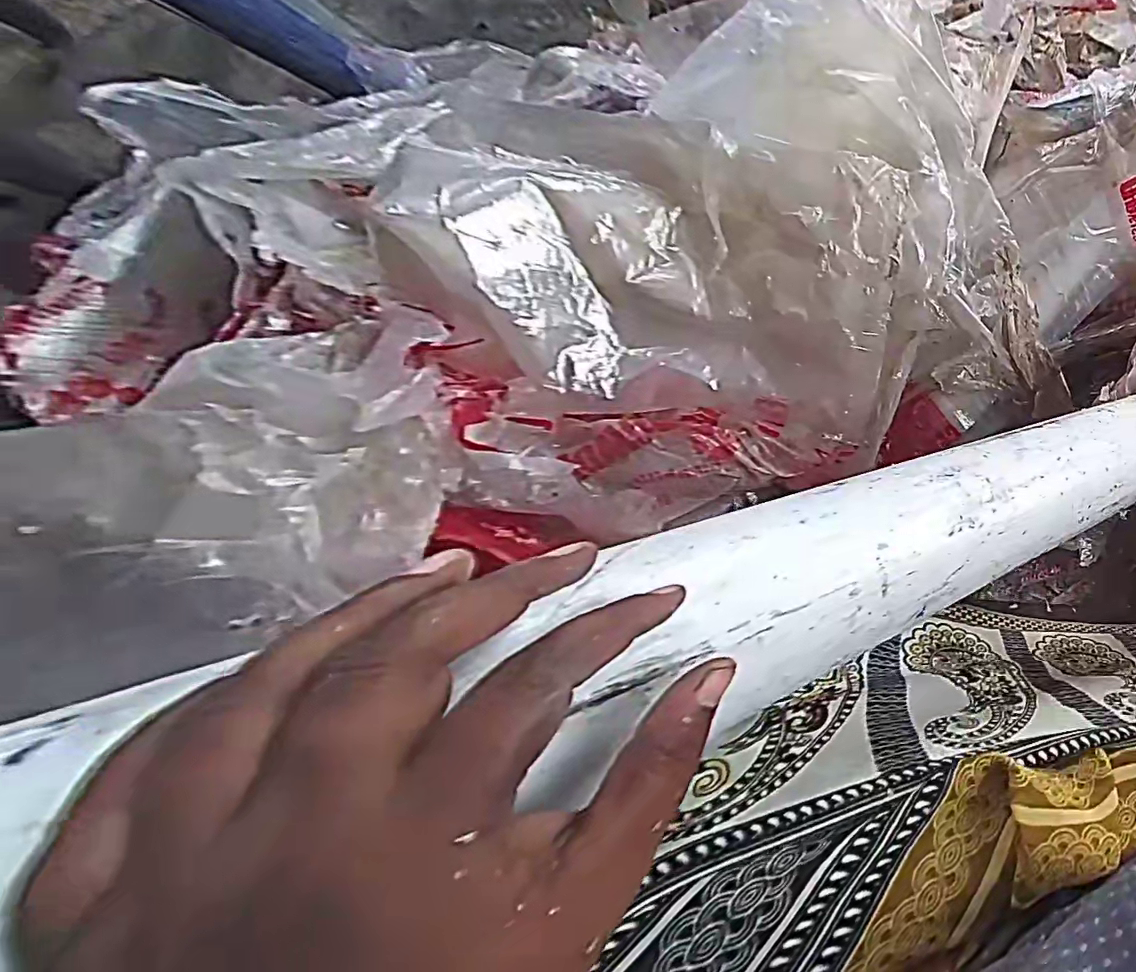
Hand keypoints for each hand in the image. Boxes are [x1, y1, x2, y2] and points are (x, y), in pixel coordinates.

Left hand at [18, 543, 730, 971]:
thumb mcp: (587, 897)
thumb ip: (653, 778)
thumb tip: (710, 678)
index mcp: (425, 832)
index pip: (534, 682)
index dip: (607, 625)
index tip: (654, 597)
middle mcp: (297, 828)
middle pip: (400, 662)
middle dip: (497, 593)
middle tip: (557, 562)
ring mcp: (180, 863)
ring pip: (265, 688)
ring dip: (365, 612)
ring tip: (441, 571)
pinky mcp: (93, 906)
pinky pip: (138, 767)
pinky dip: (217, 695)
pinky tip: (285, 659)